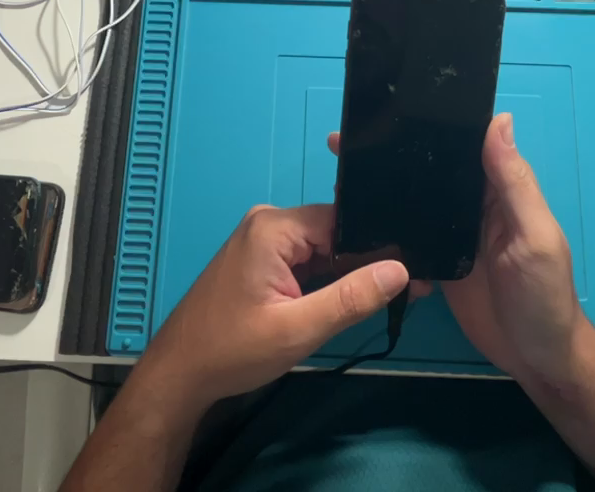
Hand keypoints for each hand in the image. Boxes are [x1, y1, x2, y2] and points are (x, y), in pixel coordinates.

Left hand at [133, 203, 408, 412]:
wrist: (179, 374)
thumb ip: (349, 298)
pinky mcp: (263, 261)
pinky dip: (329, 279)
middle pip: (334, 232)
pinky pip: (307, 260)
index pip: (341, 220)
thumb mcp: (297, 329)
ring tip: (399, 289)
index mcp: (274, 227)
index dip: (378, 242)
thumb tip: (400, 269)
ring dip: (351, 271)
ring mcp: (264, 242)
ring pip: (323, 248)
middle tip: (415, 283)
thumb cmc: (233, 350)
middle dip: (370, 258)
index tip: (415, 264)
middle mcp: (269, 223)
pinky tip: (359, 294)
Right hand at [327, 113, 584, 385]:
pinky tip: (352, 220)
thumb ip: (514, 182)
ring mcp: (451, 233)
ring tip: (340, 174)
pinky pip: (407, 236)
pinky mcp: (436, 261)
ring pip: (413, 200)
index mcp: (497, 187)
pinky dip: (384, 227)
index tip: (387, 106)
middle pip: (429, 169)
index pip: (462, 144)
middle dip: (392, 153)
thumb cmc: (544, 294)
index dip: (430, 124)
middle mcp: (472, 203)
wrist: (537, 361)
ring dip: (383, 187)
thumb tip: (499, 119)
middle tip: (343, 141)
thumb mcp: (534, 236)